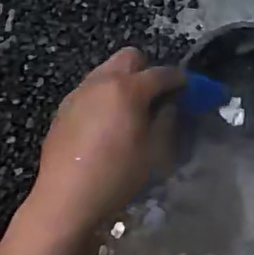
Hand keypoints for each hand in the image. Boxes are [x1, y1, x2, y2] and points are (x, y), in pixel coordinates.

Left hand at [28, 48, 185, 235]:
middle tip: (156, 95)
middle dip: (147, 70)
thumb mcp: (154, 152)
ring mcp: (79, 91)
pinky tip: (106, 122)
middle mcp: (101, 81)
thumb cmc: (116, 176)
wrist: (65, 197)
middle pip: (129, 57)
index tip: (188, 89)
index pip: (161, 73)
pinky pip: (91, 88)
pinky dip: (104, 94)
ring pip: (107, 69)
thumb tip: (171, 104)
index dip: (179, 79)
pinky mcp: (64, 106)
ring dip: (123, 80)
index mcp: (127, 89)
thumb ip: (166, 121)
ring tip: (130, 109)